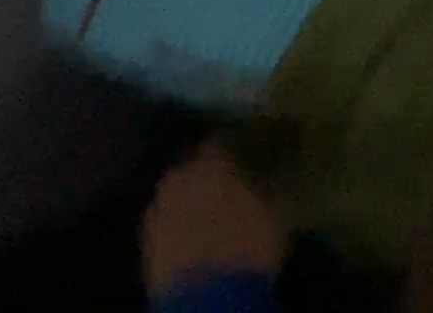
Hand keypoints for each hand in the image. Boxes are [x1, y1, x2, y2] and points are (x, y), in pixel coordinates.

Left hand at [142, 143, 287, 295]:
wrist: (208, 294)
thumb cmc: (250, 237)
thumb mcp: (279, 202)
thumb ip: (275, 177)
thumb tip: (285, 161)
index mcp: (208, 163)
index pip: (220, 139)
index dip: (237, 140)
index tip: (253, 143)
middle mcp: (177, 180)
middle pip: (193, 165)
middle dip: (211, 168)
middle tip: (236, 173)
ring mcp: (156, 213)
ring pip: (179, 192)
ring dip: (196, 194)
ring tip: (220, 201)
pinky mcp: (147, 244)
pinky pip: (171, 218)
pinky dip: (186, 217)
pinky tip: (205, 225)